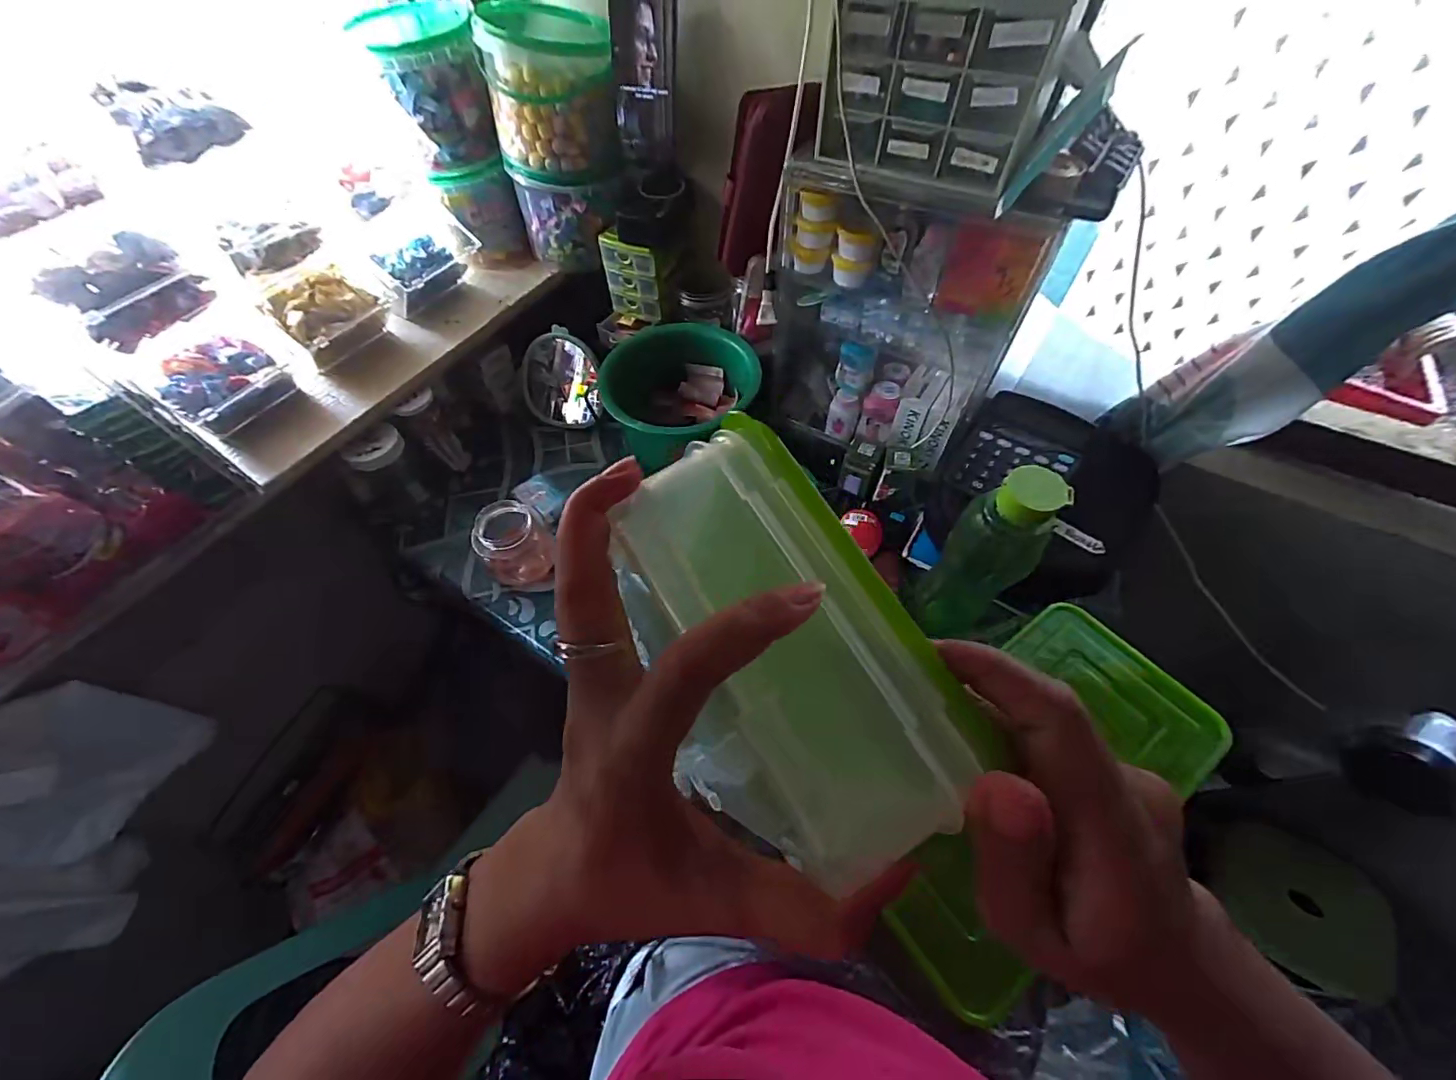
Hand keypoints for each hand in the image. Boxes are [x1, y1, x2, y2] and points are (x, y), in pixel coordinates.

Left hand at [462, 458, 910, 995]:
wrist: (558, 873)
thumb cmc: (629, 883)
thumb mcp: (716, 904)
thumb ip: (805, 907)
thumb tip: (896, 876)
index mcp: (631, 747)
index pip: (684, 670)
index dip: (743, 629)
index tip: (807, 597)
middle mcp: (599, 697)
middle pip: (579, 601)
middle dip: (593, 528)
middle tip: (635, 471)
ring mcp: (586, 678)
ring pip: (574, 592)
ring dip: (591, 529)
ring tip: (632, 476)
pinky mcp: (589, 671)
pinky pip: (588, 603)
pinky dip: (598, 555)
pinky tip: (636, 528)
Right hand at [940, 640, 1218, 1016]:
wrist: (1179, 966)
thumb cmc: (1096, 958)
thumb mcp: (1032, 934)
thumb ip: (1013, 863)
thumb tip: (994, 782)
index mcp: (1111, 819)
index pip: (1058, 717)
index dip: (996, 673)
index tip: (932, 653)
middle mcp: (1125, 778)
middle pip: (1046, 707)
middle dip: (973, 678)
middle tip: (905, 678)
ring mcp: (1125, 771)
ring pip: (1044, 720)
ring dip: (982, 701)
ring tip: (921, 707)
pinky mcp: (1111, 771)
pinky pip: (1048, 735)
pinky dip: (999, 725)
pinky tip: (963, 744)